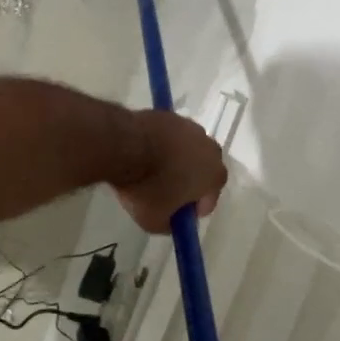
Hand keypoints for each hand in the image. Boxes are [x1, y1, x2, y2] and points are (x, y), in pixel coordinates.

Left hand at [114, 110, 226, 233]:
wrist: (123, 146)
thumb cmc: (146, 187)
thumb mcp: (154, 221)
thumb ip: (169, 225)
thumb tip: (171, 222)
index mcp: (215, 176)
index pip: (207, 200)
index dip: (189, 210)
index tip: (172, 213)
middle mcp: (211, 149)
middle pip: (201, 172)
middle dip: (186, 183)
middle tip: (162, 192)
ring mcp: (191, 127)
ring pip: (186, 152)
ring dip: (175, 161)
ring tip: (151, 170)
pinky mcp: (170, 115)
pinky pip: (170, 137)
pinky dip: (161, 144)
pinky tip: (144, 152)